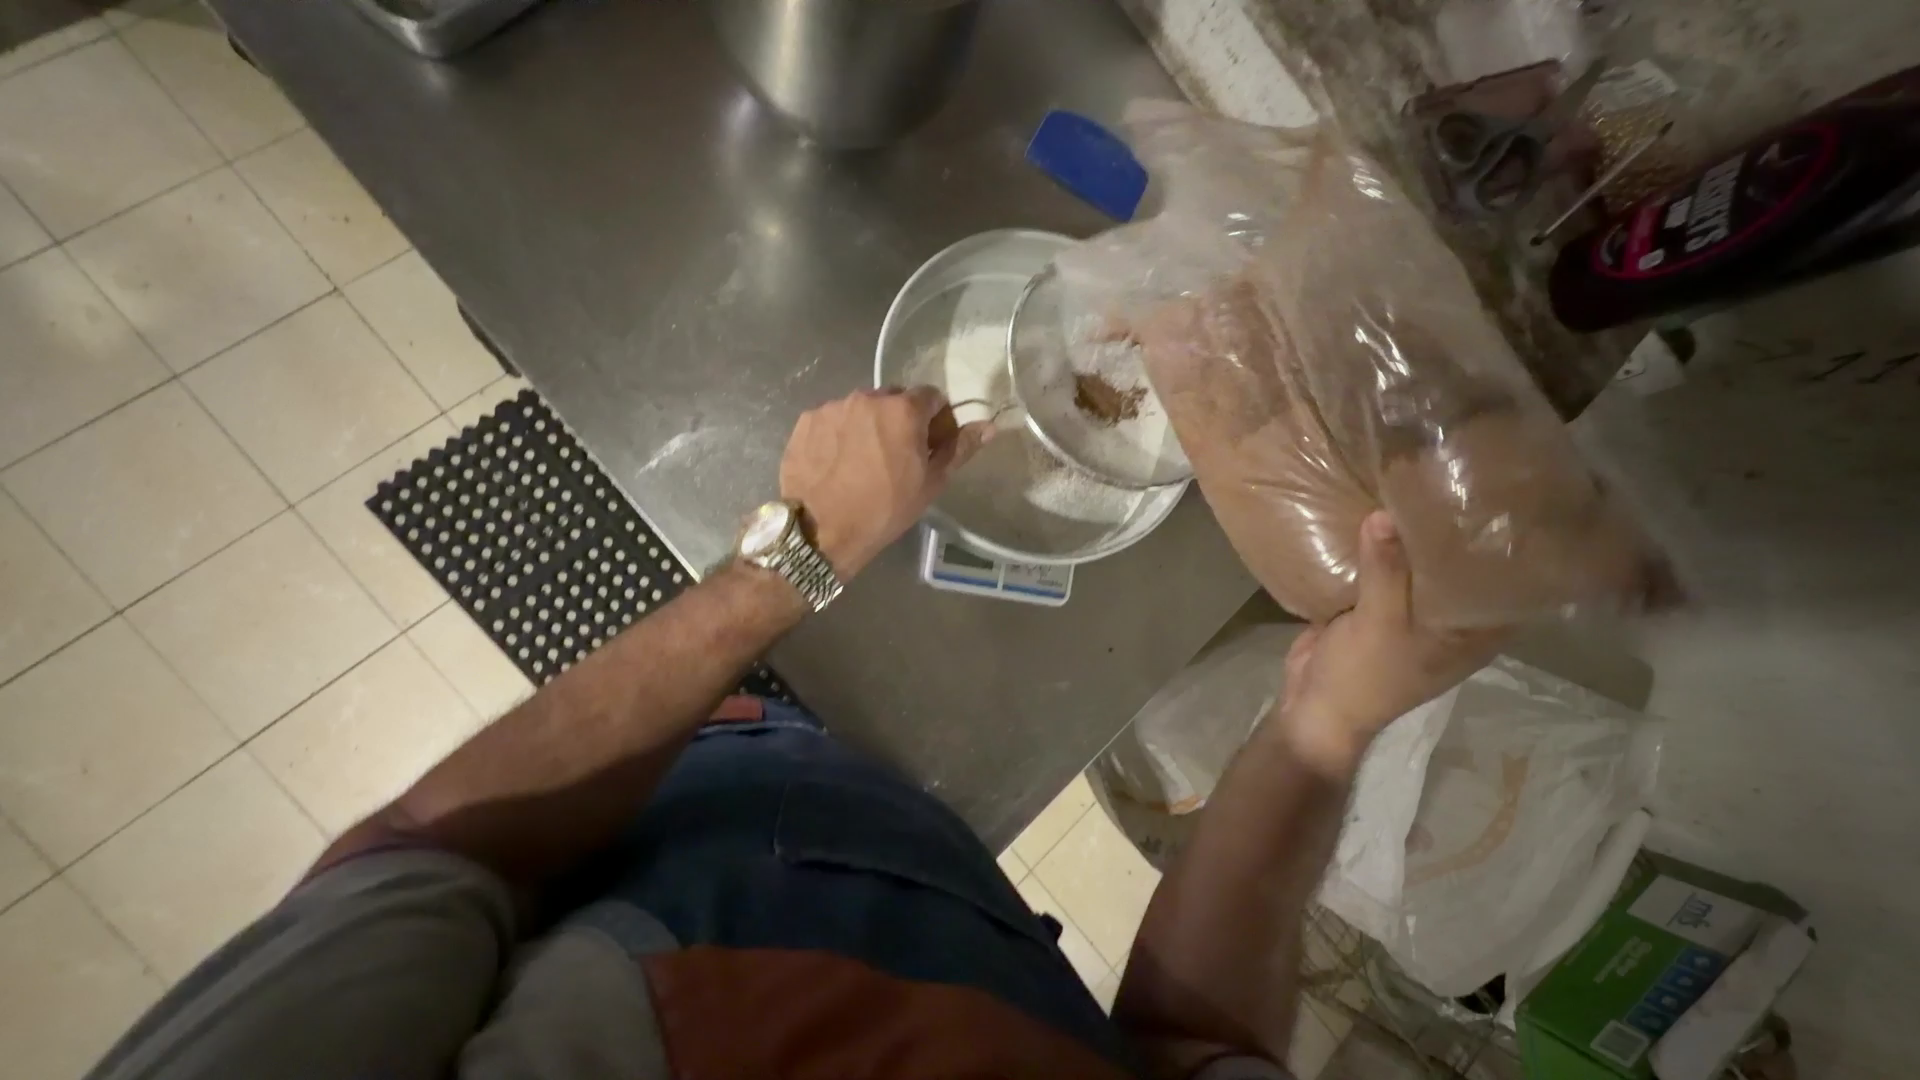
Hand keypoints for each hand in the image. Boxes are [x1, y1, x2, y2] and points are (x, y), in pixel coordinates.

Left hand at [779, 387, 992, 578]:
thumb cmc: (884, 509)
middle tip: (897, 455)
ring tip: (863, 461)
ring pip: (862, 408)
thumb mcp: (930, 484)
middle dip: (900, 420)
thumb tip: (988, 426)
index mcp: (903, 409)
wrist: (820, 531)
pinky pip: (834, 420)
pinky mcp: (807, 420)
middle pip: (894, 399)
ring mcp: (833, 407)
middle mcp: (867, 397)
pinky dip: (840, 434)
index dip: (935, 419)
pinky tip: (838, 462)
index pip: (931, 396)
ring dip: (869, 426)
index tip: (930, 443)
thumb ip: (959, 448)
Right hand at [1274, 511, 1506, 771]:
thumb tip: (1384, 514)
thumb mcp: (1380, 623)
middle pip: (1459, 570)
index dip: (1514, 549)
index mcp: (1471, 632)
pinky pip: (1379, 574)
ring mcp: (1407, 615)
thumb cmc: (1365, 676)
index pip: (1509, 585)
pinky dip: (1375, 552)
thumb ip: (1385, 571)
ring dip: (1411, 539)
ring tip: (1413, 486)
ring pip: (1417, 569)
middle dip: (1455, 533)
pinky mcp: (1370, 610)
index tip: (1512, 504)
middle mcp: (1448, 621)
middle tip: (1457, 479)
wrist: (1313, 708)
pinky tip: (1370, 514)